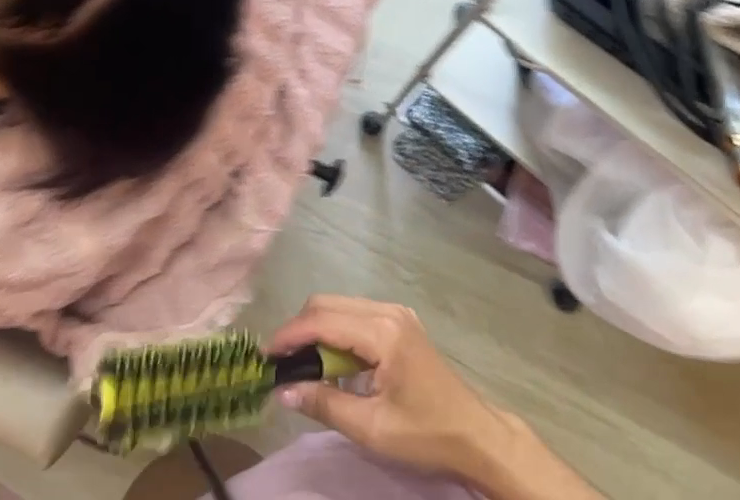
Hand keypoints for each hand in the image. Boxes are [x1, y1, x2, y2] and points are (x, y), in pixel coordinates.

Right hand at [267, 296, 510, 481]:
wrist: (475, 435)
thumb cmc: (425, 433)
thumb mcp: (370, 427)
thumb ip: (323, 403)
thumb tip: (282, 390)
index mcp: (382, 332)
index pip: (320, 320)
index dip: (288, 336)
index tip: (264, 358)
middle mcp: (387, 311)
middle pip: (326, 304)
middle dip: (298, 330)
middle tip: (281, 364)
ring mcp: (396, 314)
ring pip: (339, 307)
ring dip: (316, 331)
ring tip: (302, 366)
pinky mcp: (400, 323)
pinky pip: (355, 316)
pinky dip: (335, 333)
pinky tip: (332, 364)